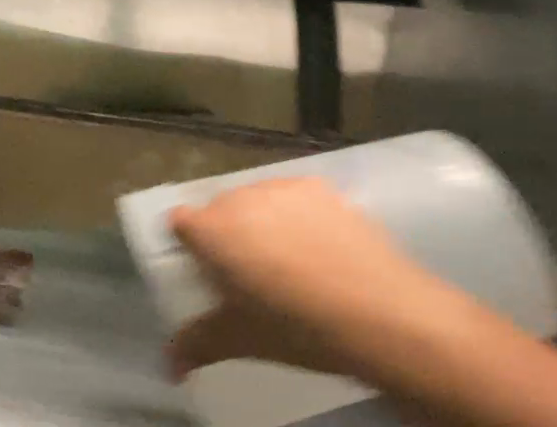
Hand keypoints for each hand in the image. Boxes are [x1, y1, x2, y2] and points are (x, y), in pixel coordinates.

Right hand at [164, 178, 465, 380]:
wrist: (385, 314)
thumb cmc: (300, 327)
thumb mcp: (242, 340)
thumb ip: (197, 344)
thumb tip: (170, 367)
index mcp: (210, 230)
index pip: (180, 222)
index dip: (190, 244)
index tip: (208, 269)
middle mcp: (238, 198)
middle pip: (219, 209)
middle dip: (228, 234)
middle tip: (252, 273)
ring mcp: (280, 188)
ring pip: (257, 200)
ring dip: (262, 221)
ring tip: (291, 261)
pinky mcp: (318, 188)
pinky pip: (294, 197)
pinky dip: (299, 215)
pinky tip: (321, 247)